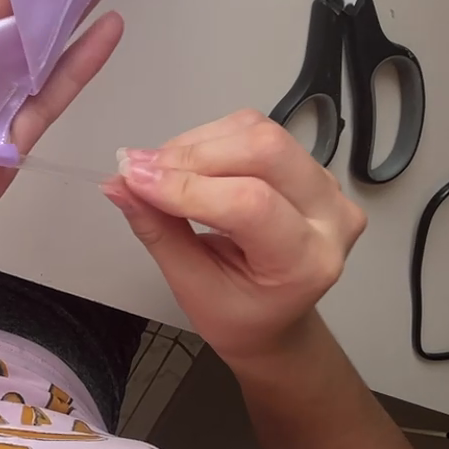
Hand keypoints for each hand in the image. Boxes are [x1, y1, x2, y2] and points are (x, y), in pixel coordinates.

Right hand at [102, 110, 366, 364]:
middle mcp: (331, 215)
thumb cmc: (235, 314)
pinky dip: (207, 139)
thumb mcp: (190, 286)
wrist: (274, 318)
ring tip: (157, 171)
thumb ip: (157, 231)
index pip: (250, 204)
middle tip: (139, 170)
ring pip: (257, 132)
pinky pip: (255, 129)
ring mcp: (326, 185)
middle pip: (265, 151)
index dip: (184, 186)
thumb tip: (117, 185)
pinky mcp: (308, 166)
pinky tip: (184, 166)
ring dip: (195, 144)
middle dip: (191, 155)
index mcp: (306, 262)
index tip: (130, 179)